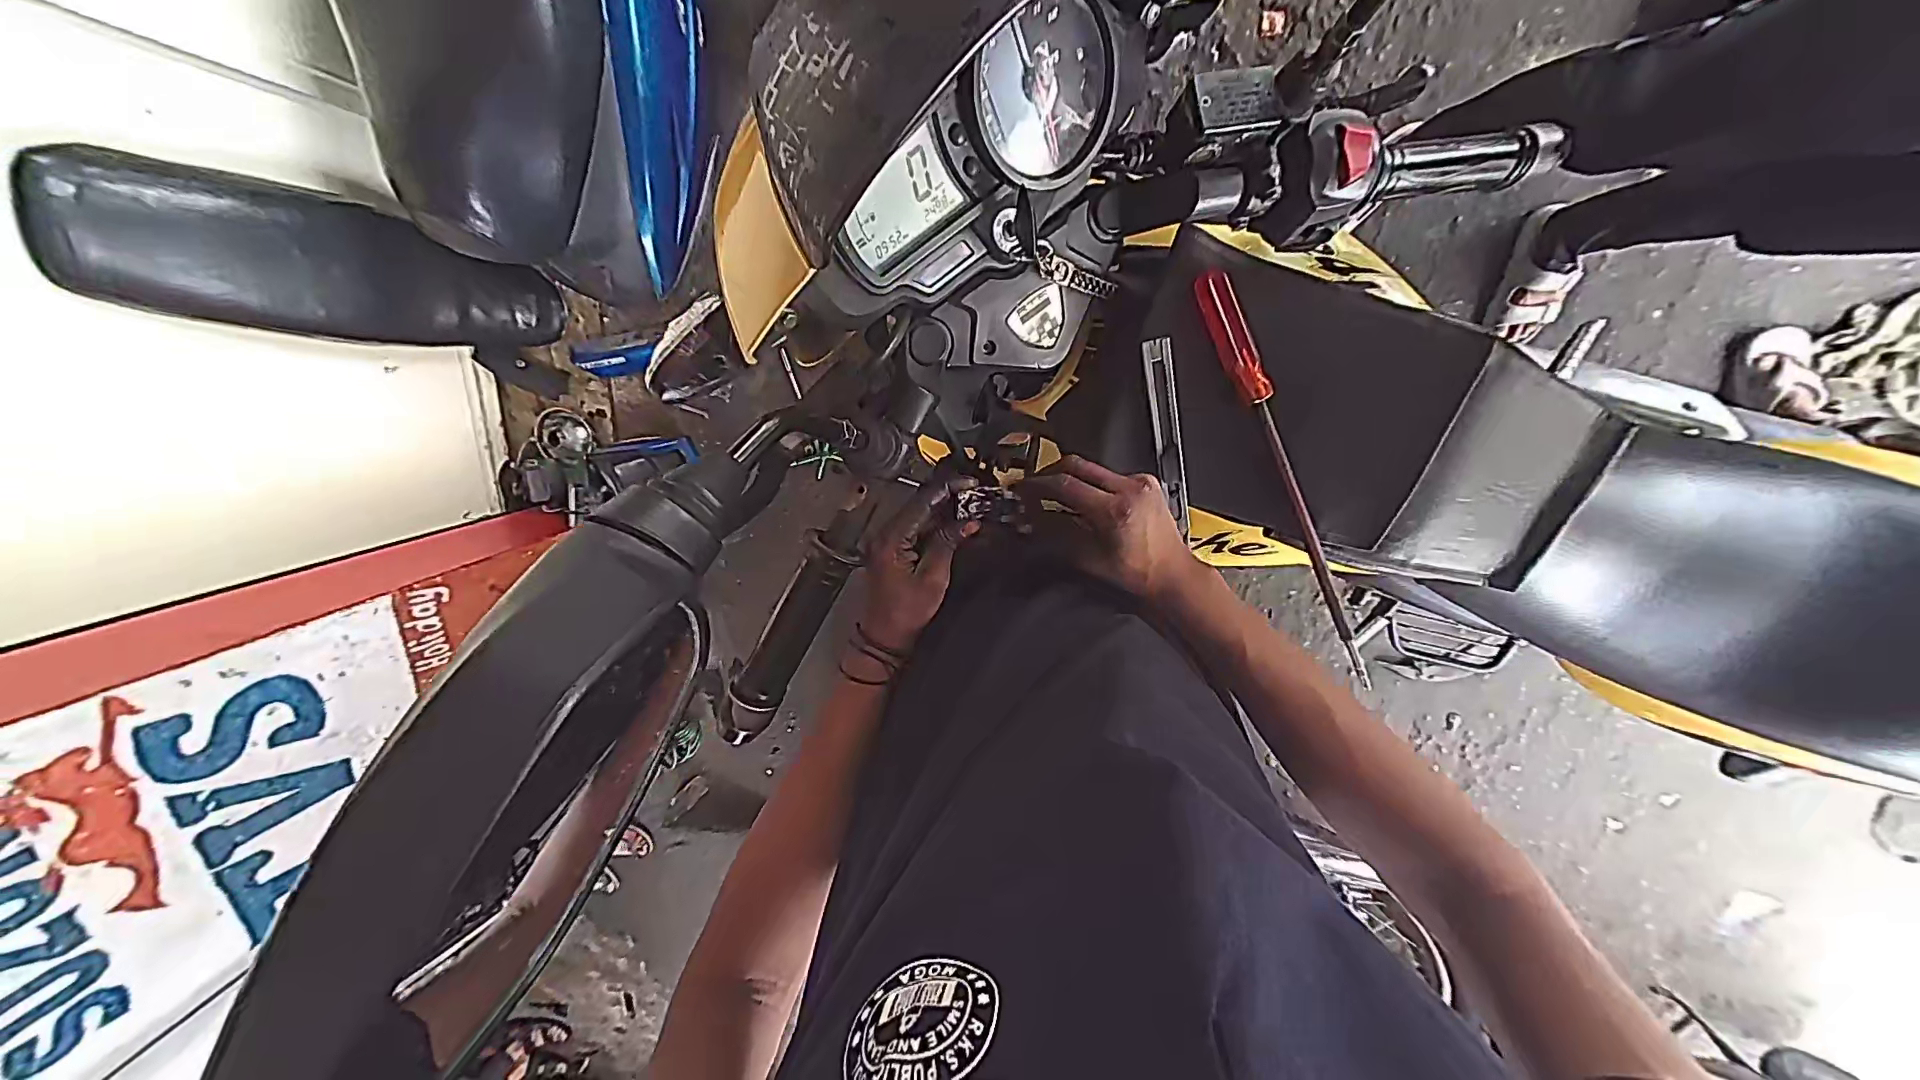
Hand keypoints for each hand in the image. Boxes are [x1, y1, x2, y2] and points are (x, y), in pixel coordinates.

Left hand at [858, 476, 979, 652]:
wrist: (885, 638)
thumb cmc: (904, 615)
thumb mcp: (933, 578)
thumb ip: (947, 543)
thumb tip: (966, 521)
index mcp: (890, 539)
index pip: (921, 502)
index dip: (947, 490)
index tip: (967, 485)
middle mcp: (884, 535)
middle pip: (918, 504)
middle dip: (947, 497)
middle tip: (972, 495)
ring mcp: (885, 542)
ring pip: (917, 515)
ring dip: (942, 510)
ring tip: (966, 508)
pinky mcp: (891, 550)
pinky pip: (914, 527)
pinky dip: (933, 523)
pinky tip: (951, 524)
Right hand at [1019, 455, 1204, 605]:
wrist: (1173, 576)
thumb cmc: (1140, 575)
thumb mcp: (1089, 560)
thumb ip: (1058, 534)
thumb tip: (1035, 517)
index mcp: (1116, 509)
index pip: (1065, 484)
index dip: (1037, 485)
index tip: (1024, 489)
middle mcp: (1132, 488)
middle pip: (1077, 465)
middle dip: (1050, 473)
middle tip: (1035, 486)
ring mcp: (1142, 482)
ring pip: (1093, 468)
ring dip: (1071, 479)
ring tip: (1058, 498)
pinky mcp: (1147, 482)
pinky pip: (1110, 475)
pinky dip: (1093, 484)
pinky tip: (1086, 501)